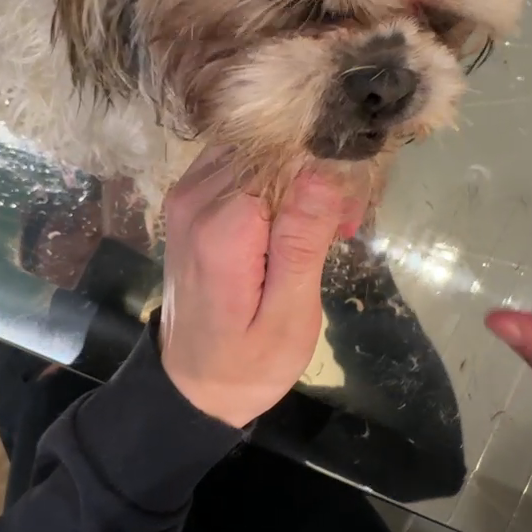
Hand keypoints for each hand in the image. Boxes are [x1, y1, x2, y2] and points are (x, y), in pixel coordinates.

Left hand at [158, 147, 363, 427]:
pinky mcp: (187, 198)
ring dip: (293, 177)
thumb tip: (322, 170)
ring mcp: (185, 193)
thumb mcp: (289, 316)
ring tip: (318, 227)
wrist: (190, 382)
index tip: (346, 220)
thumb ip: (302, 242)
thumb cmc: (248, 363)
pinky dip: (269, 183)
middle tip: (340, 226)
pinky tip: (287, 219)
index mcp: (221, 227)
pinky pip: (236, 164)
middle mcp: (194, 197)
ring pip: (255, 151)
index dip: (327, 177)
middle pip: (270, 149)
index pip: (286, 159)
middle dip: (314, 175)